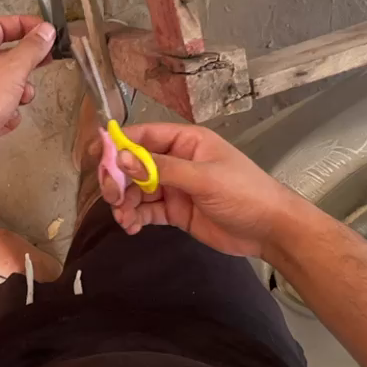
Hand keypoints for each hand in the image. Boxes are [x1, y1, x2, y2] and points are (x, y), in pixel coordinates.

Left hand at [0, 16, 56, 168]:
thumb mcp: (13, 68)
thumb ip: (32, 48)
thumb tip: (46, 30)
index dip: (23, 25)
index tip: (44, 31)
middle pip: (2, 56)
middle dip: (25, 63)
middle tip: (46, 60)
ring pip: (3, 85)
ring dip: (19, 92)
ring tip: (23, 98)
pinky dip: (6, 114)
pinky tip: (5, 120)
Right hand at [107, 123, 308, 257]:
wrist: (270, 230)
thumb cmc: (244, 193)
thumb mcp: (204, 178)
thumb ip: (161, 169)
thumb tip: (122, 159)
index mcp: (185, 141)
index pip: (143, 136)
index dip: (118, 145)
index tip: (96, 157)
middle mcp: (176, 160)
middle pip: (133, 164)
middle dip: (118, 179)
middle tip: (112, 197)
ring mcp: (174, 187)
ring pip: (136, 190)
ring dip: (124, 203)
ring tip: (124, 219)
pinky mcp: (175, 211)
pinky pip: (146, 211)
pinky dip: (134, 218)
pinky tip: (132, 227)